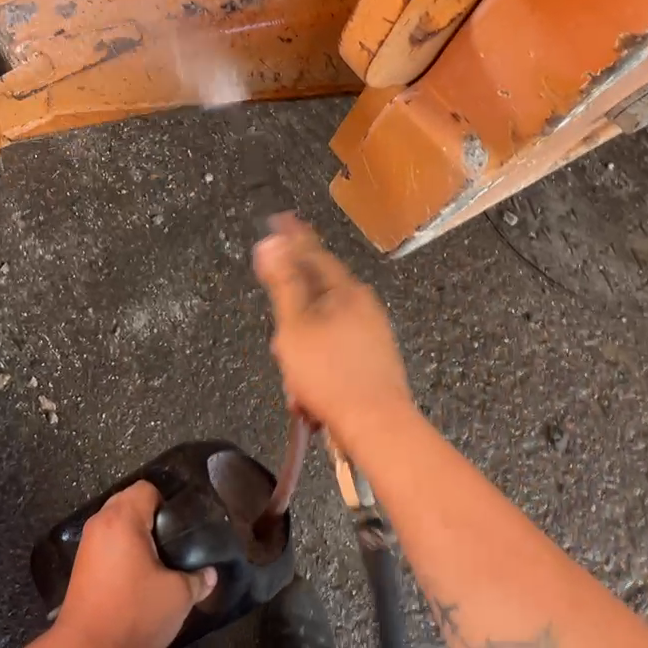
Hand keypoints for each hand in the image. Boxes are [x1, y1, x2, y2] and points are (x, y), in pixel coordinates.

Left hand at [40, 481, 215, 647]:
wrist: (89, 647)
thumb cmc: (134, 612)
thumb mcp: (176, 597)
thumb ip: (197, 580)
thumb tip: (210, 574)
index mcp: (122, 518)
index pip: (147, 489)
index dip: (168, 503)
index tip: (181, 527)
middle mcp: (101, 521)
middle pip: (129, 502)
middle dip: (152, 518)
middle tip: (173, 543)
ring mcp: (87, 542)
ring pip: (116, 523)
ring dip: (136, 535)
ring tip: (158, 560)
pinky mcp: (81, 563)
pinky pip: (106, 542)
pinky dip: (122, 550)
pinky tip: (137, 574)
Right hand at [252, 214, 415, 439]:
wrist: (376, 428)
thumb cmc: (330, 373)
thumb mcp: (294, 324)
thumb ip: (282, 281)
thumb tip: (271, 242)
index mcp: (346, 291)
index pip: (312, 252)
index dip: (291, 237)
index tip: (277, 220)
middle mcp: (363, 307)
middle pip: (314, 296)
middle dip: (291, 317)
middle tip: (281, 342)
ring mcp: (370, 335)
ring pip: (320, 329)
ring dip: (301, 349)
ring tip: (296, 380)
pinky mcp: (372, 362)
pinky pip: (333, 353)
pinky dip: (316, 366)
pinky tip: (309, 392)